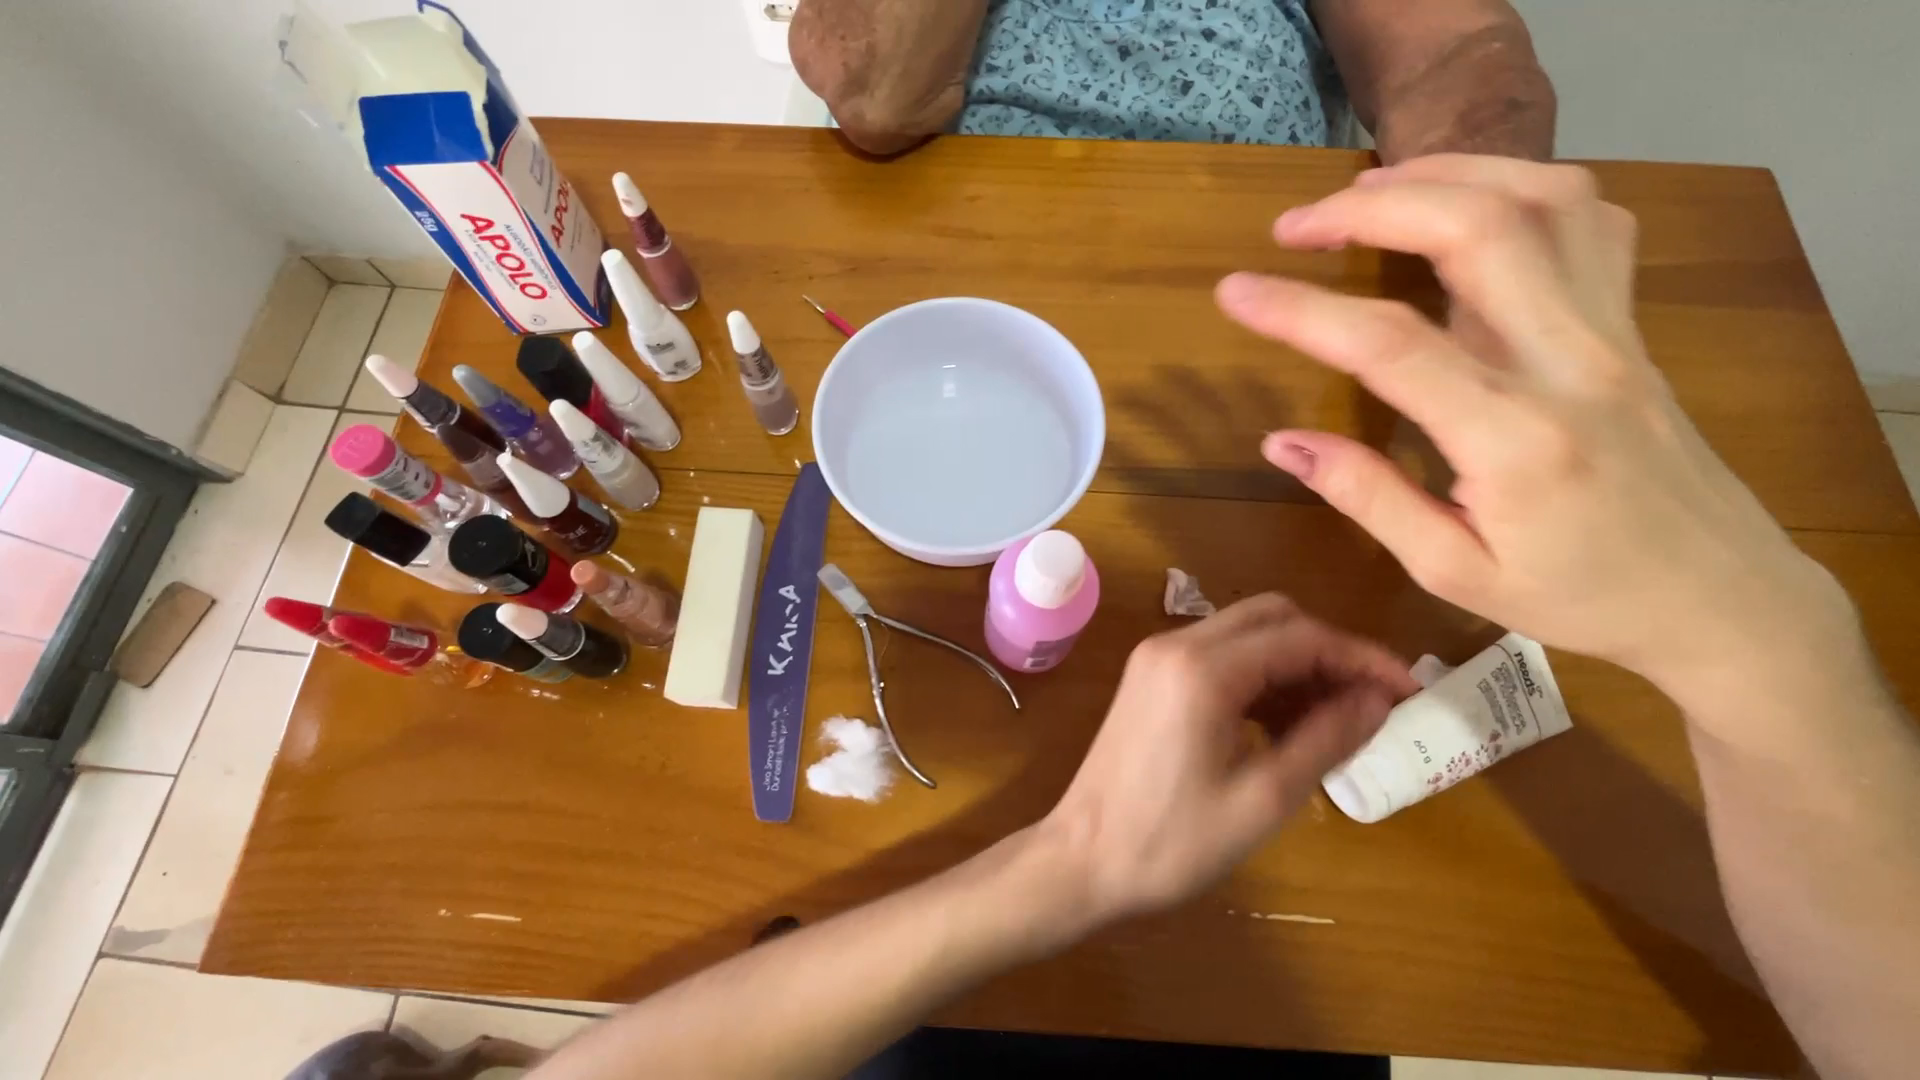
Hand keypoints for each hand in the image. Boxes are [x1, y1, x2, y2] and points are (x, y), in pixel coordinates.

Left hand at [1040, 594, 1414, 922]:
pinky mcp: (1149, 678)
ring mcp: (1156, 658)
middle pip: (1272, 617)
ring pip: (1245, 634)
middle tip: (1372, 702)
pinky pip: (1218, 657)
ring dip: (1295, 664)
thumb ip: (1326, 738)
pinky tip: (1285, 724)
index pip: (1301, 635)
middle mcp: (1175, 645)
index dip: (1362, 658)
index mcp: (1202, 669)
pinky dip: (1259, 677)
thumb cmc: (1172, 842)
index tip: (1409, 689)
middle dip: (1329, 652)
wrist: (1082, 859)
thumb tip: (1378, 700)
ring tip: (1337, 721)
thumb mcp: (1264, 798)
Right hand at [1212, 155, 1857, 705]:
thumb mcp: (1452, 571)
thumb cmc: (1575, 598)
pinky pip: (1587, 221)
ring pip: (1543, 200)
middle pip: (1477, 230)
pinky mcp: (1629, 324)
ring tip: (1367, 190)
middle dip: (1371, 206)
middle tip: (1292, 225)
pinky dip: (1518, 187)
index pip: (1388, 345)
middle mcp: (1571, 362)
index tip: (1234, 291)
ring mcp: (1612, 332)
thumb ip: (1366, 497)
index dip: (1300, 309)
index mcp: (1513, 439)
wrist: (1720, 598)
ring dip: (1446, 174)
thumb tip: (1280, 443)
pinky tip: (1464, 207)